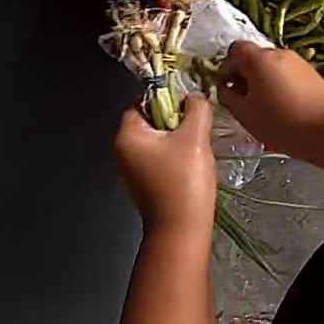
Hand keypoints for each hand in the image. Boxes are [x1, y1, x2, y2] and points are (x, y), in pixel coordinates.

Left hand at [114, 92, 216, 237]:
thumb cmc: (185, 181)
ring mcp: (133, 170)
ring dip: (180, 141)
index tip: (190, 106)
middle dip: (176, 122)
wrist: (182, 228)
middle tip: (199, 129)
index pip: (141, 103)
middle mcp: (123, 151)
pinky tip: (194, 167)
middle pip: (150, 122)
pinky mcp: (146, 184)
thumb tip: (195, 96)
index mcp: (127, 136)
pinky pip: (160, 160)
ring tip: (200, 149)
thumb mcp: (195, 138)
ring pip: (158, 142)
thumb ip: (197, 110)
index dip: (166, 99)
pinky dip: (177, 158)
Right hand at [217, 41, 323, 152]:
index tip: (231, 88)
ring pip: (275, 67)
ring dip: (267, 81)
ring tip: (269, 107)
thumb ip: (229, 97)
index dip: (229, 67)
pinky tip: (287, 108)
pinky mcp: (314, 75)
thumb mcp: (245, 113)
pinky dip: (284, 86)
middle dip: (249, 75)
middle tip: (249, 101)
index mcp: (259, 58)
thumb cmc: (280, 122)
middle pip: (257, 57)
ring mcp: (300, 62)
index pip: (236, 50)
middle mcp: (280, 53)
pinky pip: (290, 75)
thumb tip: (226, 88)